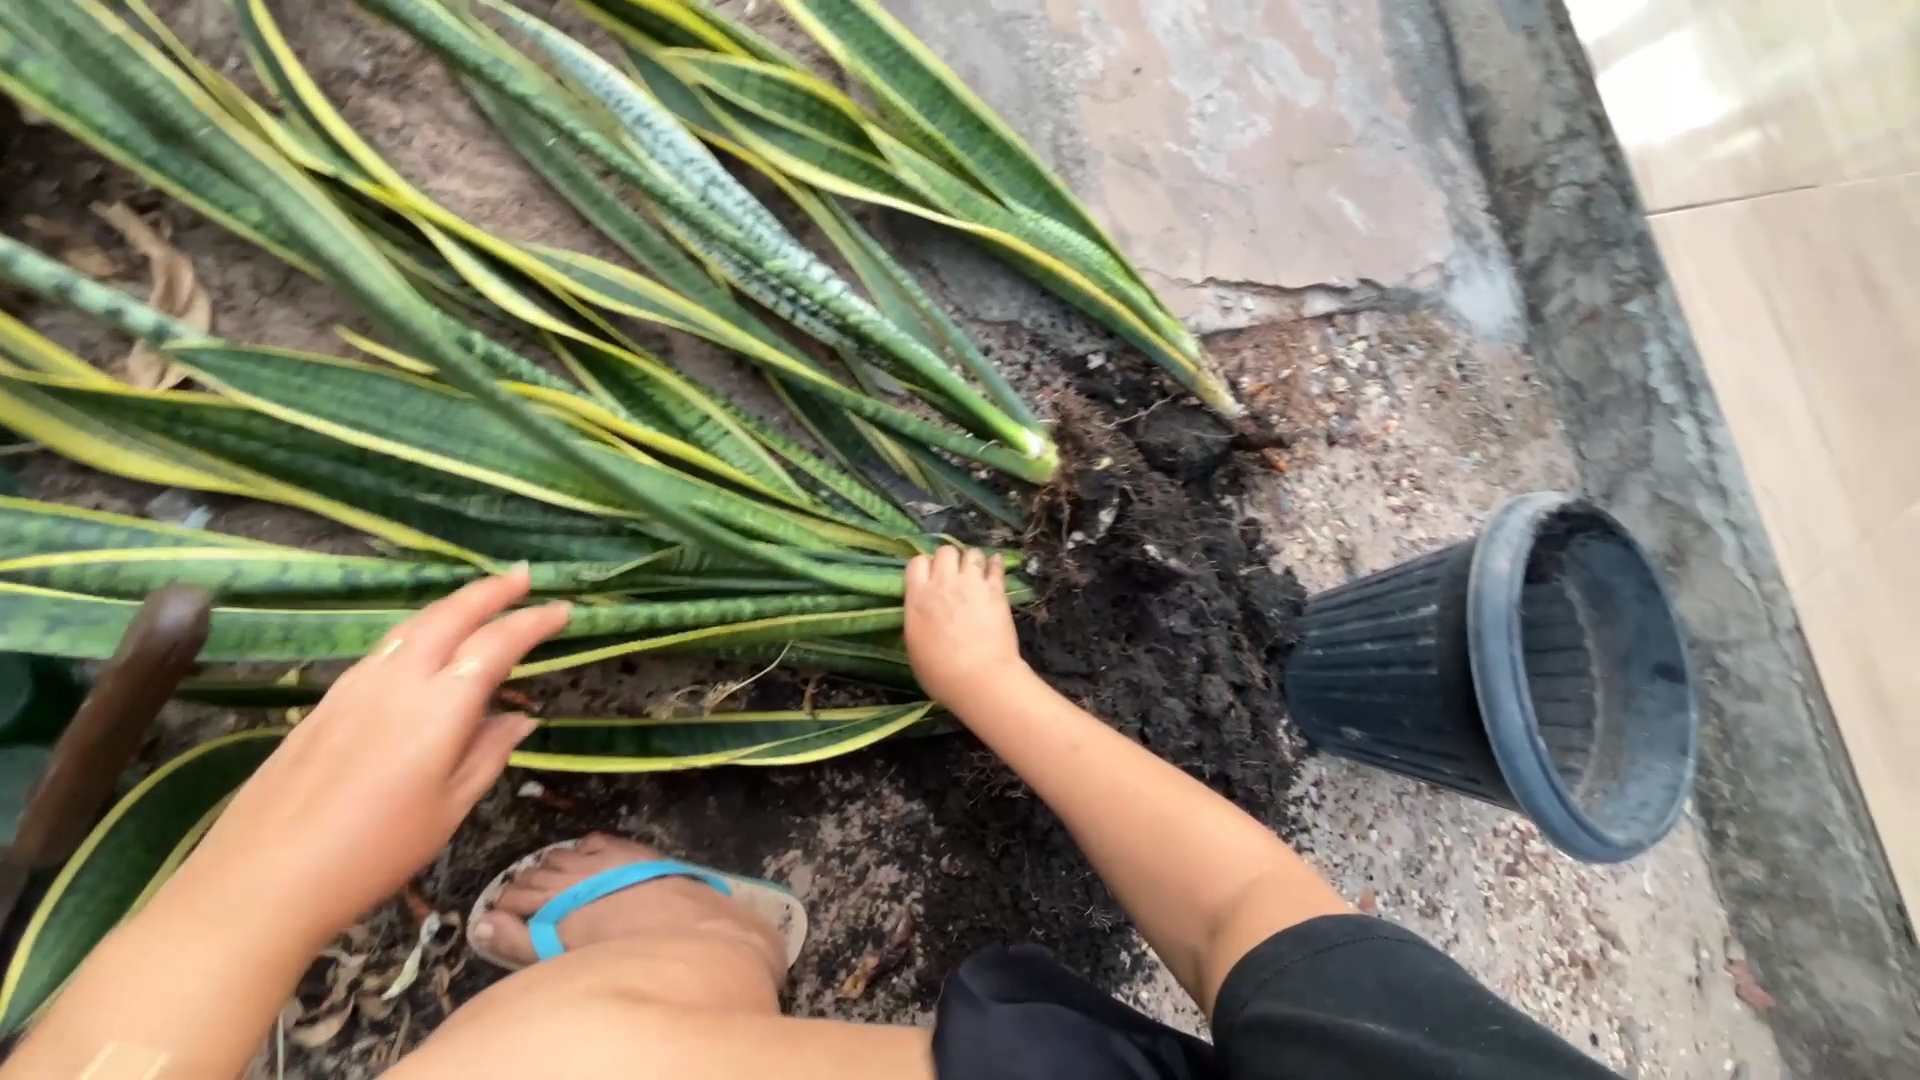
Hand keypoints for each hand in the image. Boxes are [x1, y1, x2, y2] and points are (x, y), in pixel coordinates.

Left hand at [179, 567, 568, 938]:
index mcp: (439, 707)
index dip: (534, 622)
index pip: (496, 645)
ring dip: (452, 604)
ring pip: (412, 627)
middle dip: (491, 591)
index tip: (565, 610)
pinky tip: (424, 645)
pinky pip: (384, 650)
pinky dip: (418, 631)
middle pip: (449, 616)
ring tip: (480, 598)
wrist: (257, 884)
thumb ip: (489, 753)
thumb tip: (519, 718)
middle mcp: (397, 683)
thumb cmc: (374, 852)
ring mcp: (354, 689)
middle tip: (523, 575)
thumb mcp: (450, 807)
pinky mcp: (324, 705)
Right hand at [904, 546, 1028, 708]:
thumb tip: (922, 614)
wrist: (979, 677)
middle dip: (949, 560)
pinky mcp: (996, 590)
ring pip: (971, 553)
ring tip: (975, 573)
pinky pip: (996, 566)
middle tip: (954, 576)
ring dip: (972, 561)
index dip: (924, 567)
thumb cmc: (940, 673)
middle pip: (945, 551)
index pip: (917, 562)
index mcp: (918, 598)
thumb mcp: (915, 646)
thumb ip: (917, 620)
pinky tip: (995, 568)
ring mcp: (972, 584)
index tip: (929, 578)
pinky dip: (995, 564)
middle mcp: (943, 584)